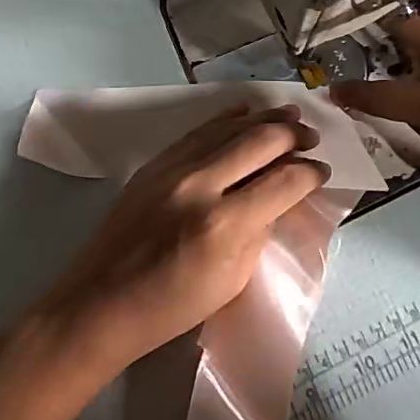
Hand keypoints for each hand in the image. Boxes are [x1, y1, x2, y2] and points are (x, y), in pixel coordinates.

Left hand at [41, 105, 329, 364]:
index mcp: (224, 224)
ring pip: (231, 126)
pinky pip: (200, 130)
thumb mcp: (234, 278)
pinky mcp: (154, 164)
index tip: (322, 172)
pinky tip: (247, 112)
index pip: (285, 182)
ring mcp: (173, 169)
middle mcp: (200, 185)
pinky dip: (228, 118)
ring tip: (292, 114)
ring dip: (266, 118)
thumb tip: (279, 196)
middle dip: (295, 135)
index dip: (311, 173)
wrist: (97, 306)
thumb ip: (261, 229)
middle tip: (312, 138)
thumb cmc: (171, 306)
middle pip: (261, 141)